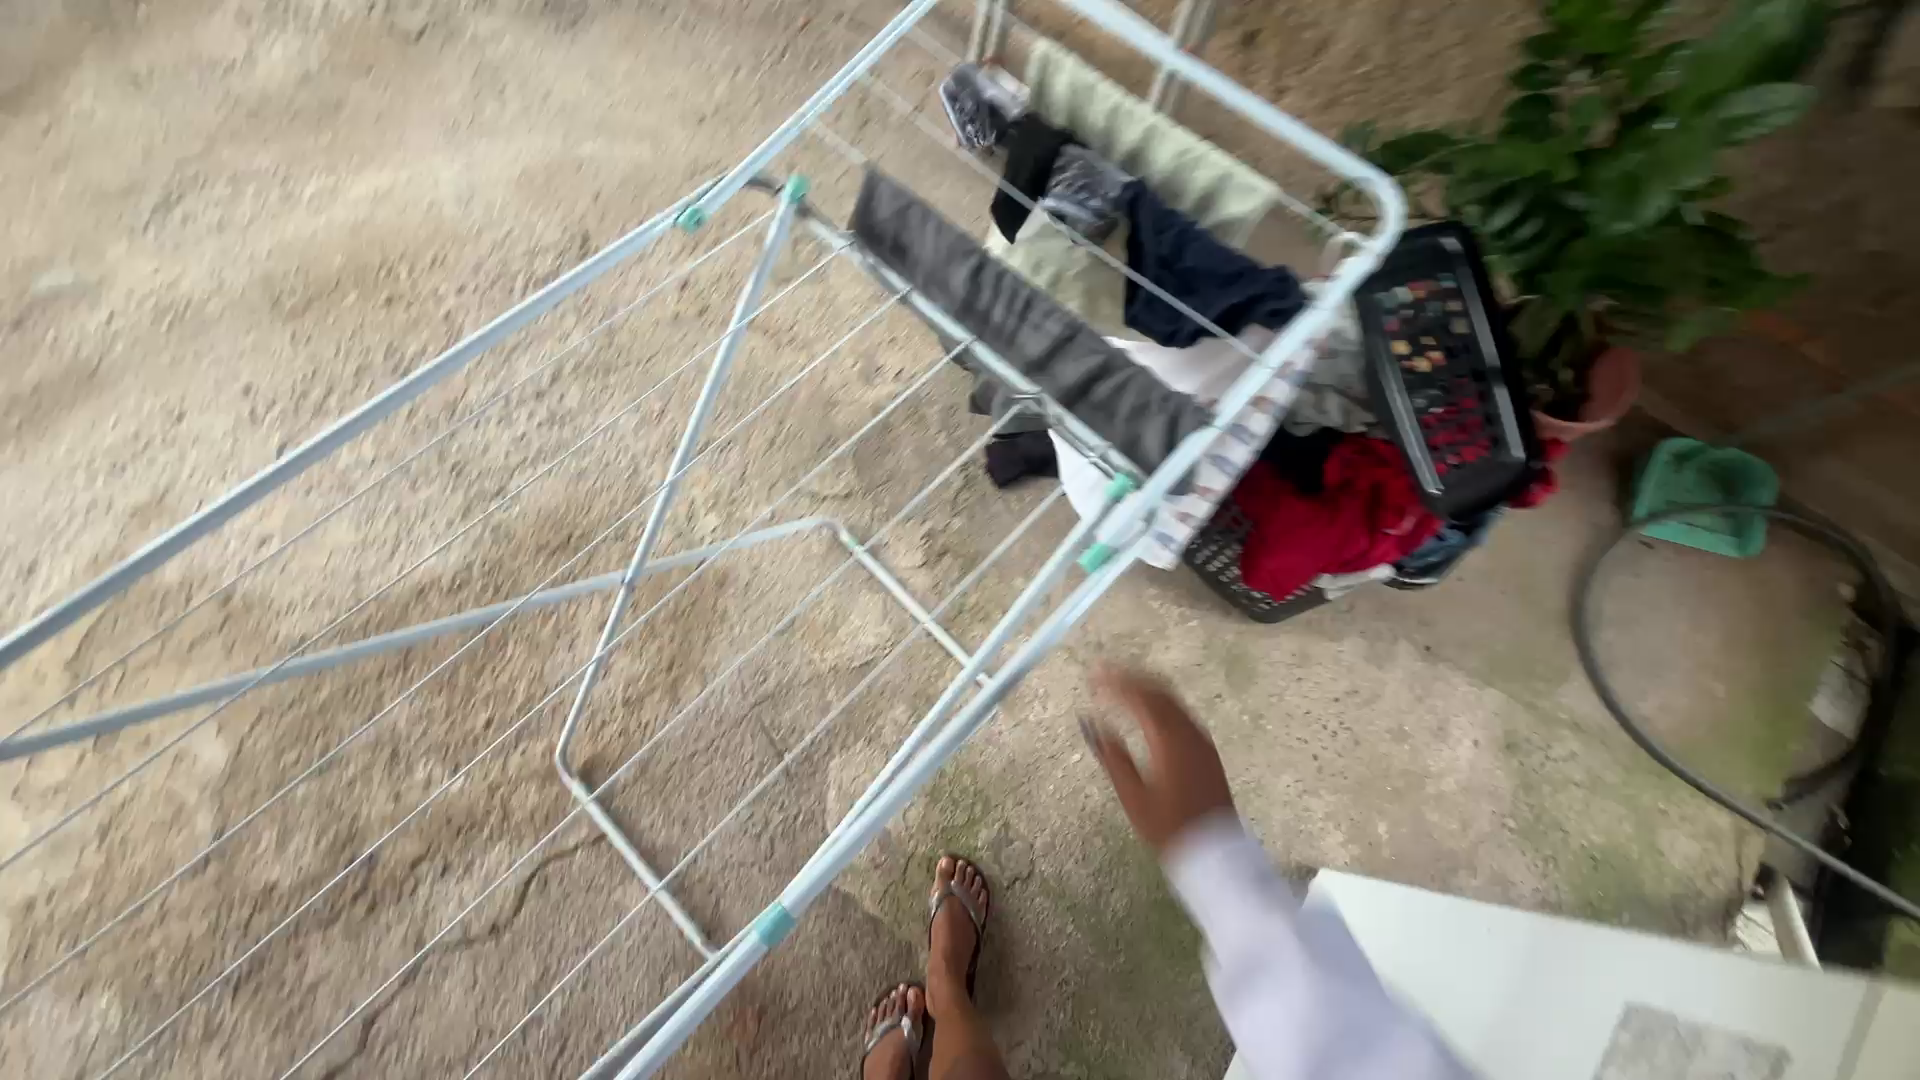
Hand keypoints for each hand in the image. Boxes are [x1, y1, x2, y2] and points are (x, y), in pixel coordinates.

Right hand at [1082, 664, 1234, 853]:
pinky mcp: (1206, 748)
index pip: (1138, 696)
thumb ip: (1111, 754)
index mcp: (1167, 738)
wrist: (1214, 851)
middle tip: (1103, 673)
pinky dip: (1159, 701)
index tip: (1093, 676)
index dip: (1113, 683)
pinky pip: (1180, 711)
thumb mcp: (1132, 795)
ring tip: (1120, 684)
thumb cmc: (1168, 827)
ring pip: (1170, 698)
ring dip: (1144, 686)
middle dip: (1128, 677)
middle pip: (1156, 689)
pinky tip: (1146, 709)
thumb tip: (1089, 722)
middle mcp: (1187, 730)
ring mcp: (1200, 738)